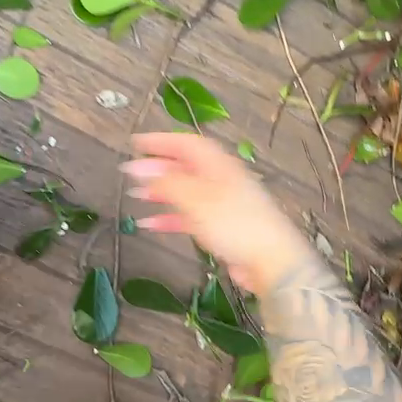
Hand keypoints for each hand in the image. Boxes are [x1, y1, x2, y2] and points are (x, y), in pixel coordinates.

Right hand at [122, 133, 318, 297]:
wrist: (269, 260)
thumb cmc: (234, 223)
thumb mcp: (196, 198)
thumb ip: (166, 182)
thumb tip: (141, 169)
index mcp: (218, 166)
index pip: (186, 144)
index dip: (161, 141)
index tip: (136, 143)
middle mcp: (220, 180)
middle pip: (185, 167)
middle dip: (158, 168)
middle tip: (132, 173)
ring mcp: (221, 204)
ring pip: (185, 192)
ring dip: (161, 193)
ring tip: (137, 196)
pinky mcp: (220, 227)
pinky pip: (189, 216)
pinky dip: (170, 218)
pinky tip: (151, 224)